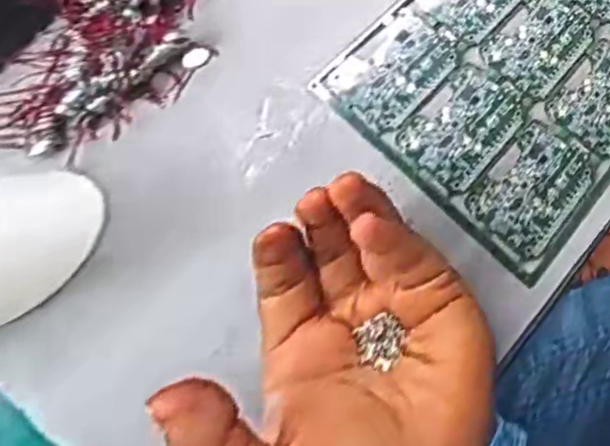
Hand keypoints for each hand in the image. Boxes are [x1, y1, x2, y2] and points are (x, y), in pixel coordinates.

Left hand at [147, 173, 495, 445]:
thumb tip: (165, 396)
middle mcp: (353, 324)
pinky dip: (395, 238)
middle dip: (324, 223)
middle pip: (337, 258)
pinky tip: (370, 223)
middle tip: (314, 196)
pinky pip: (417, 262)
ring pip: (379, 247)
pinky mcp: (444, 300)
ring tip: (343, 189)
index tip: (271, 233)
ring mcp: (401, 309)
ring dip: (361, 214)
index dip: (281, 260)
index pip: (289, 293)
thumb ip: (211, 433)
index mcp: (303, 358)